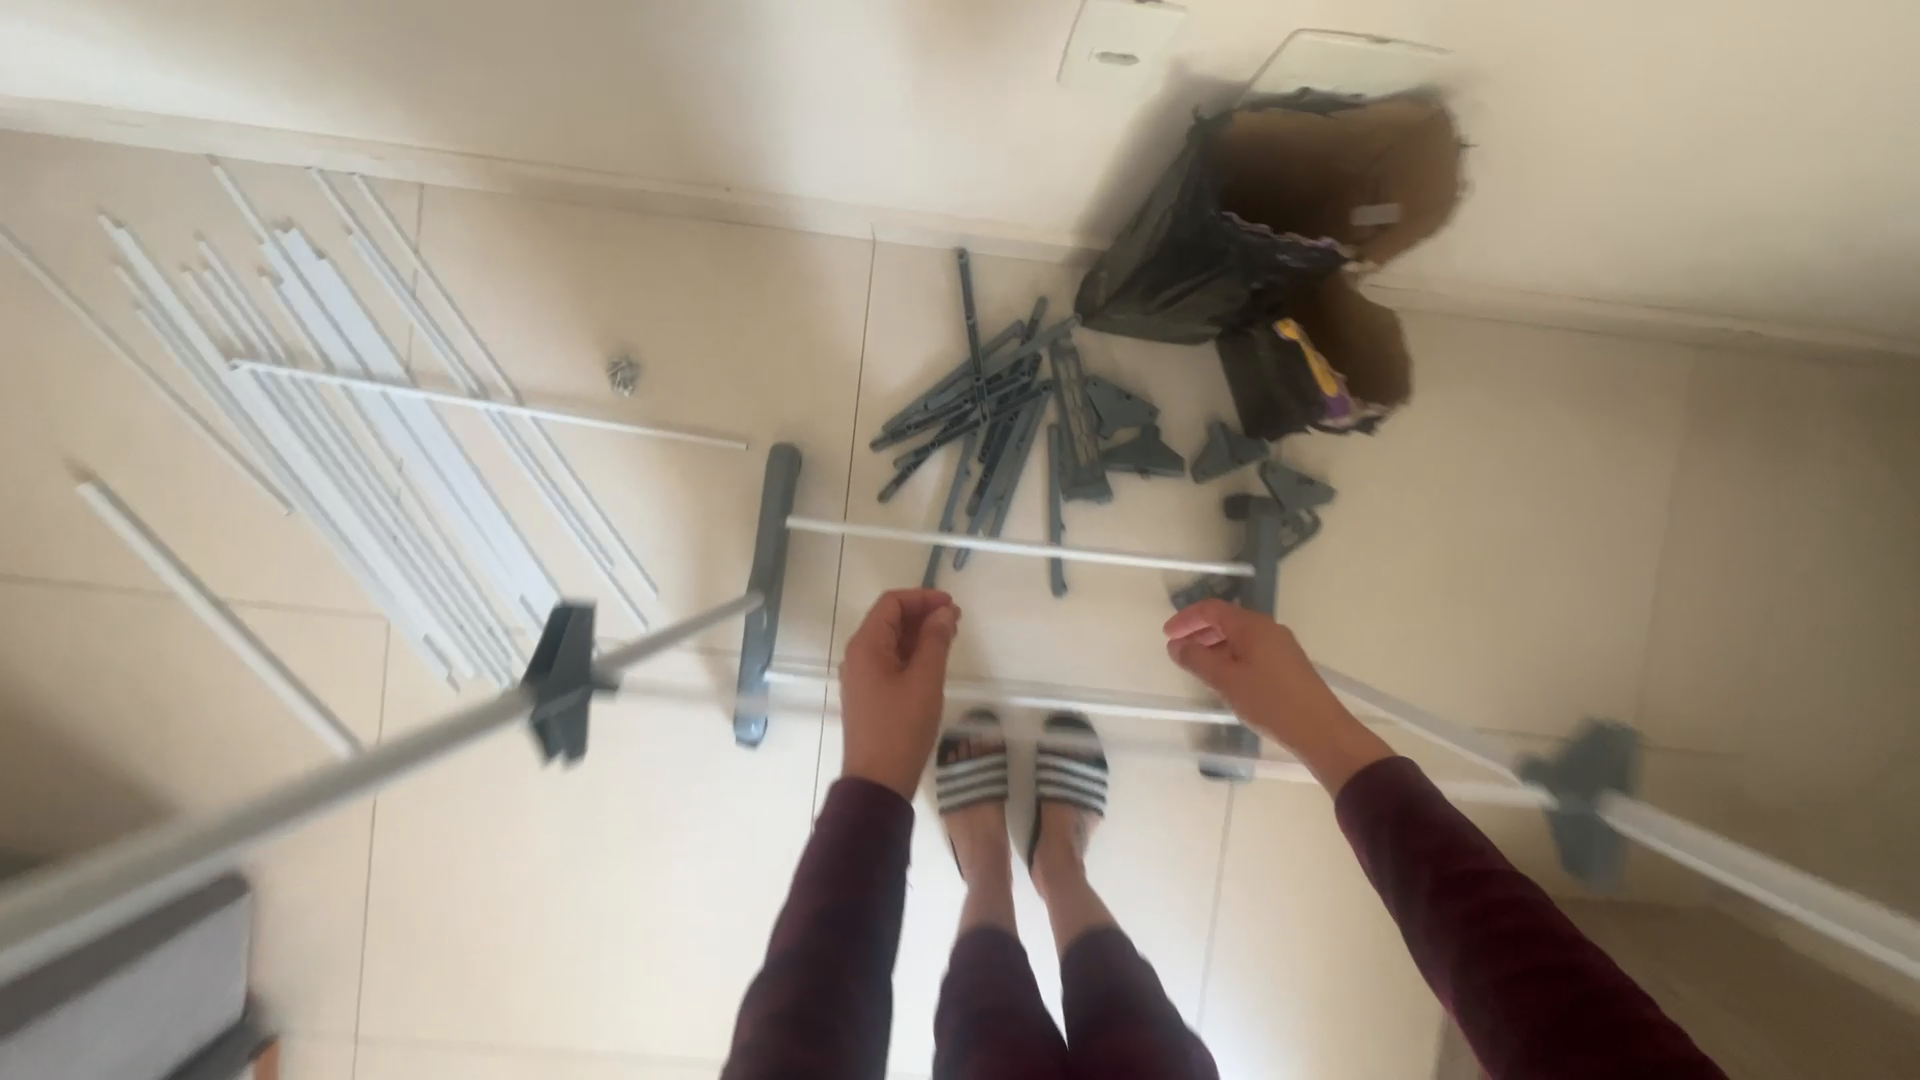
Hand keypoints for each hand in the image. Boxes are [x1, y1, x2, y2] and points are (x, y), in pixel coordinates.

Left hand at [839, 588, 961, 798]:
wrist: (878, 782)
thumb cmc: (901, 727)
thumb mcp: (925, 680)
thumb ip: (935, 640)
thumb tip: (944, 613)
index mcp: (865, 646)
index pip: (891, 604)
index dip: (922, 598)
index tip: (951, 605)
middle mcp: (858, 656)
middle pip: (889, 621)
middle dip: (922, 615)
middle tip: (956, 621)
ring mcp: (861, 677)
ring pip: (891, 643)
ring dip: (919, 635)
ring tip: (950, 637)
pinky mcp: (869, 696)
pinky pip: (890, 663)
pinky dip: (912, 655)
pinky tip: (934, 662)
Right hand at [1164, 599, 1390, 792]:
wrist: (1321, 730)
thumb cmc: (1270, 701)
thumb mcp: (1225, 681)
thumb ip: (1196, 660)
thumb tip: (1175, 646)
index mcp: (1252, 626)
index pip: (1212, 609)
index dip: (1186, 618)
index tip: (1167, 635)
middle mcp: (1268, 629)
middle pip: (1226, 620)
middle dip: (1199, 631)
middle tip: (1178, 649)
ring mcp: (1281, 646)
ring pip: (1239, 637)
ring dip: (1214, 645)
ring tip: (1197, 665)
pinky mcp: (1288, 664)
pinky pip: (1252, 650)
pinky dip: (1231, 656)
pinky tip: (1225, 678)